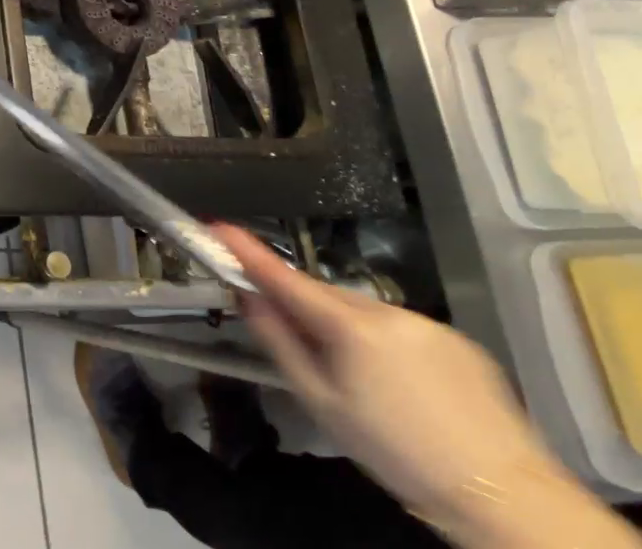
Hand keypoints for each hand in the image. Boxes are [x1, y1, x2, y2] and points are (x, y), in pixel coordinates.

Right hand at [213, 225, 557, 521]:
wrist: (501, 493)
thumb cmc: (391, 449)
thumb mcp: (317, 400)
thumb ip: (278, 341)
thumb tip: (247, 298)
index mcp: (352, 326)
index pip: (286, 278)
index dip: (248, 252)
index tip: (219, 227)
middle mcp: (390, 313)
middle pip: (325, 294)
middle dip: (300, 303)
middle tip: (285, 333)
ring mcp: (430, 326)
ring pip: (362, 311)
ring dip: (341, 325)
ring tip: (346, 372)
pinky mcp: (460, 343)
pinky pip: (399, 328)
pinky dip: (379, 339)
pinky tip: (392, 381)